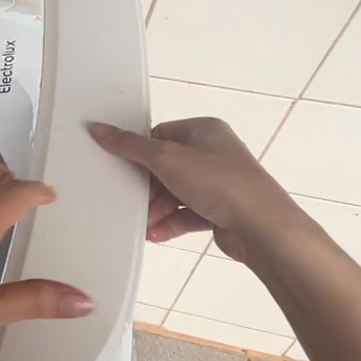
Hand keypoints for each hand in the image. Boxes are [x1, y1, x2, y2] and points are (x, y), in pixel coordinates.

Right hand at [88, 119, 305, 263]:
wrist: (264, 229)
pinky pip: (188, 212)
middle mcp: (214, 152)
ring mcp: (221, 183)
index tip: (122, 167)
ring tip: (143, 222)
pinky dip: (171, 222)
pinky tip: (154, 233)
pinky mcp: (223, 210)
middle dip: (146, 186)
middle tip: (129, 198)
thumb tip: (96, 127)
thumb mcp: (165, 158)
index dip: (139, 151)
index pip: (160, 134)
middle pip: (166, 166)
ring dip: (156, 208)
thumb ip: (128, 145)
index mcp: (204, 130)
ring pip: (176, 191)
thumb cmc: (217, 182)